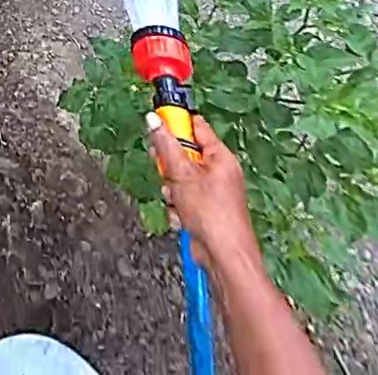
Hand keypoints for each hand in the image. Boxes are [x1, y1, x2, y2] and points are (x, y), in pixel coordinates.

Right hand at [146, 112, 257, 274]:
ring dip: (172, 187)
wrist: (224, 257)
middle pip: (185, 153)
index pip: (196, 126)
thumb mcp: (182, 172)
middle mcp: (219, 171)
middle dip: (170, 163)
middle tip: (164, 169)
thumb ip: (165, 144)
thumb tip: (153, 119)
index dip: (176, 123)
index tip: (157, 125)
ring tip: (175, 198)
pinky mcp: (206, 210)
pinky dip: (178, 205)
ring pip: (181, 177)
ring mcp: (213, 191)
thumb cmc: (211, 213)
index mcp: (220, 155)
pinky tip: (181, 215)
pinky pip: (184, 197)